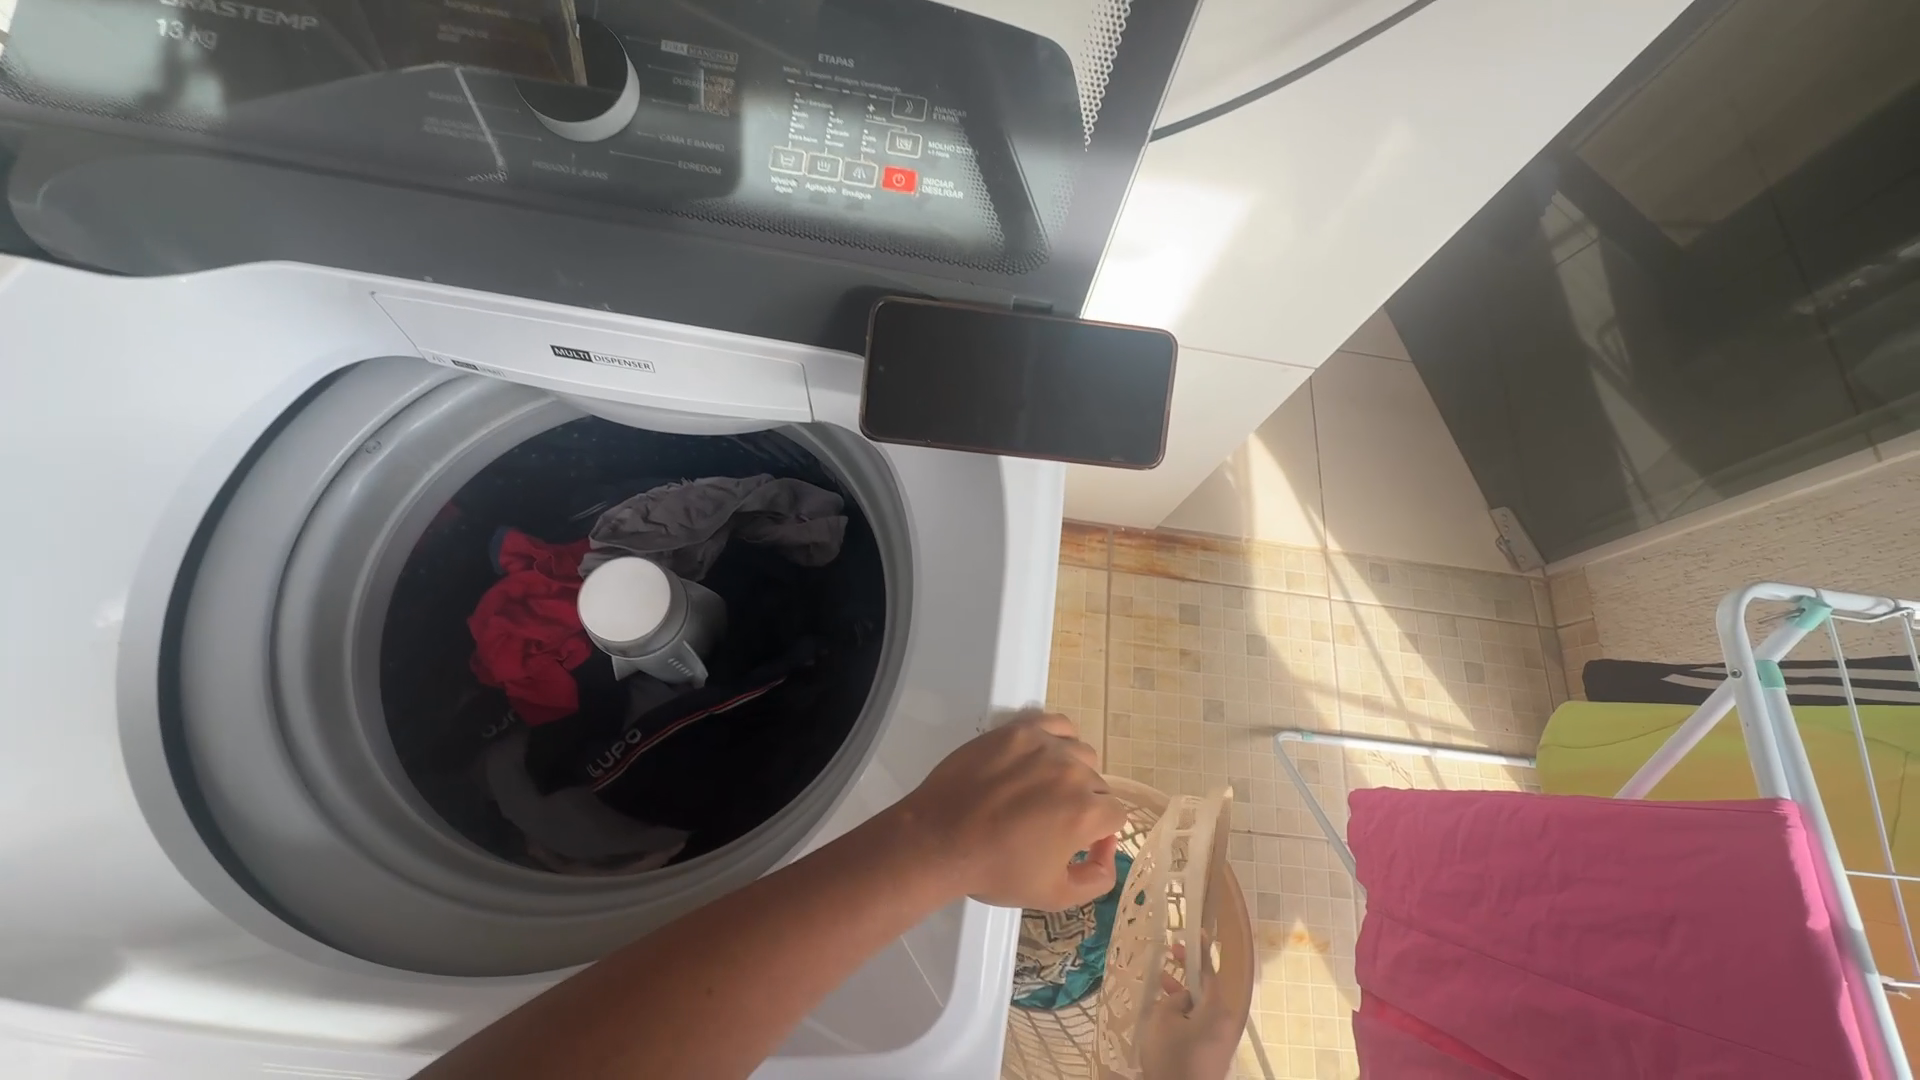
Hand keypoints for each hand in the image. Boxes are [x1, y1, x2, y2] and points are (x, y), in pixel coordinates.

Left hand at [890, 711, 1127, 909]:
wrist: (940, 838)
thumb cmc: (995, 870)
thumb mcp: (1054, 895)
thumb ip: (1097, 879)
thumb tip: (1107, 849)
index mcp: (1086, 812)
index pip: (1115, 814)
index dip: (1098, 832)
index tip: (1075, 842)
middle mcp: (1072, 772)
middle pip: (1097, 784)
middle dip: (1082, 803)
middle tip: (1049, 820)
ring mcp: (1044, 746)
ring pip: (1079, 753)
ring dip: (1070, 770)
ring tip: (1042, 788)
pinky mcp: (1019, 730)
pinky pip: (1057, 724)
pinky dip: (1057, 738)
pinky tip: (1041, 757)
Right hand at [1139, 943, 1248, 1079]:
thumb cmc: (1171, 1055)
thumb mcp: (1164, 1018)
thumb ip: (1174, 998)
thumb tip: (1184, 997)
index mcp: (1218, 1010)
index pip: (1210, 971)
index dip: (1201, 950)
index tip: (1196, 931)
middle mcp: (1225, 1022)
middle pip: (1208, 988)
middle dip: (1189, 971)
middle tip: (1172, 952)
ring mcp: (1220, 1040)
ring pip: (1203, 1006)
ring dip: (1184, 992)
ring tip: (1162, 980)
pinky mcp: (1212, 1052)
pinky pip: (1201, 1021)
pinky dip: (1186, 1010)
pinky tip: (1165, 1009)